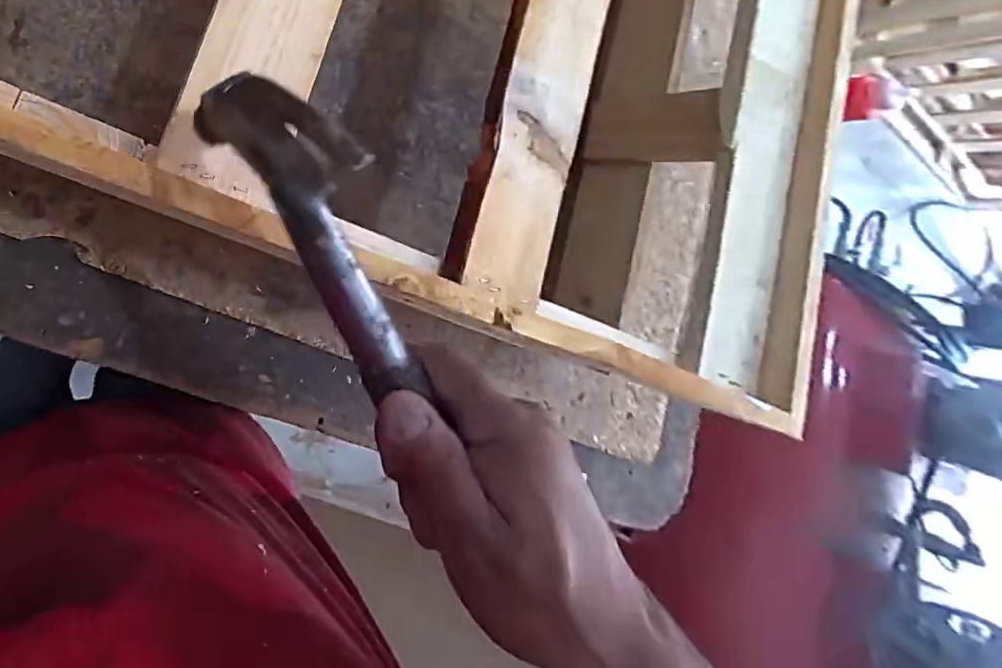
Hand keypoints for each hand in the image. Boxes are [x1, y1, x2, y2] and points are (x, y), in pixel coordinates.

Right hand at [376, 348, 707, 667]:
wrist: (611, 644)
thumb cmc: (540, 595)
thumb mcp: (472, 536)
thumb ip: (433, 464)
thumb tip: (393, 401)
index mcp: (508, 424)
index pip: (437, 361)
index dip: (400, 385)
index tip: (391, 443)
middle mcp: (522, 416)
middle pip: (440, 395)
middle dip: (415, 442)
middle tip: (424, 504)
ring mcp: (530, 437)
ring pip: (451, 424)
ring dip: (432, 468)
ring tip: (449, 526)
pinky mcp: (532, 459)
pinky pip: (472, 446)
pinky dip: (454, 477)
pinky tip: (466, 524)